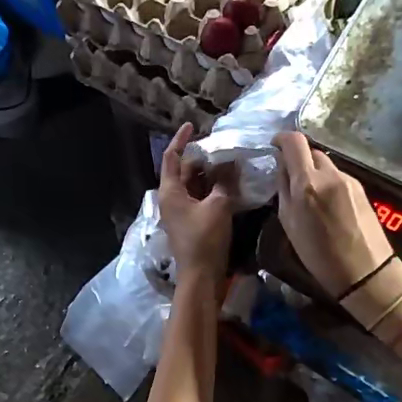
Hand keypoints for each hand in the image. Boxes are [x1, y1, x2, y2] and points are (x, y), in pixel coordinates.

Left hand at [160, 123, 235, 277]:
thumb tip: (230, 162)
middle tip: (223, 146)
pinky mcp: (193, 222)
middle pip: (185, 170)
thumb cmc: (204, 239)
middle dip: (203, 158)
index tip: (192, 125)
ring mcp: (182, 211)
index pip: (171, 157)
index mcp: (170, 191)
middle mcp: (172, 198)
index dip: (181, 140)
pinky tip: (231, 183)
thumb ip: (224, 181)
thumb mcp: (218, 206)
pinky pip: (202, 197)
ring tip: (230, 161)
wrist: (201, 276)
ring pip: (195, 184)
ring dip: (211, 173)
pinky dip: (214, 188)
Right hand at [272, 131, 393, 297]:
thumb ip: (284, 190)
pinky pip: (337, 177)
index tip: (275, 146)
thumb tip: (283, 168)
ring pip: (325, 164)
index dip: (282, 138)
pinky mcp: (361, 188)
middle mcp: (329, 174)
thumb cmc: (320, 255)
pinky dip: (327, 183)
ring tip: (309, 197)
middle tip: (290, 179)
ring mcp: (348, 180)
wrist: (366, 272)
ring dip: (313, 172)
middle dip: (298, 160)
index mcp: (307, 182)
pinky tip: (327, 206)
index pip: (294, 141)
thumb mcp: (289, 224)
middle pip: (310, 151)